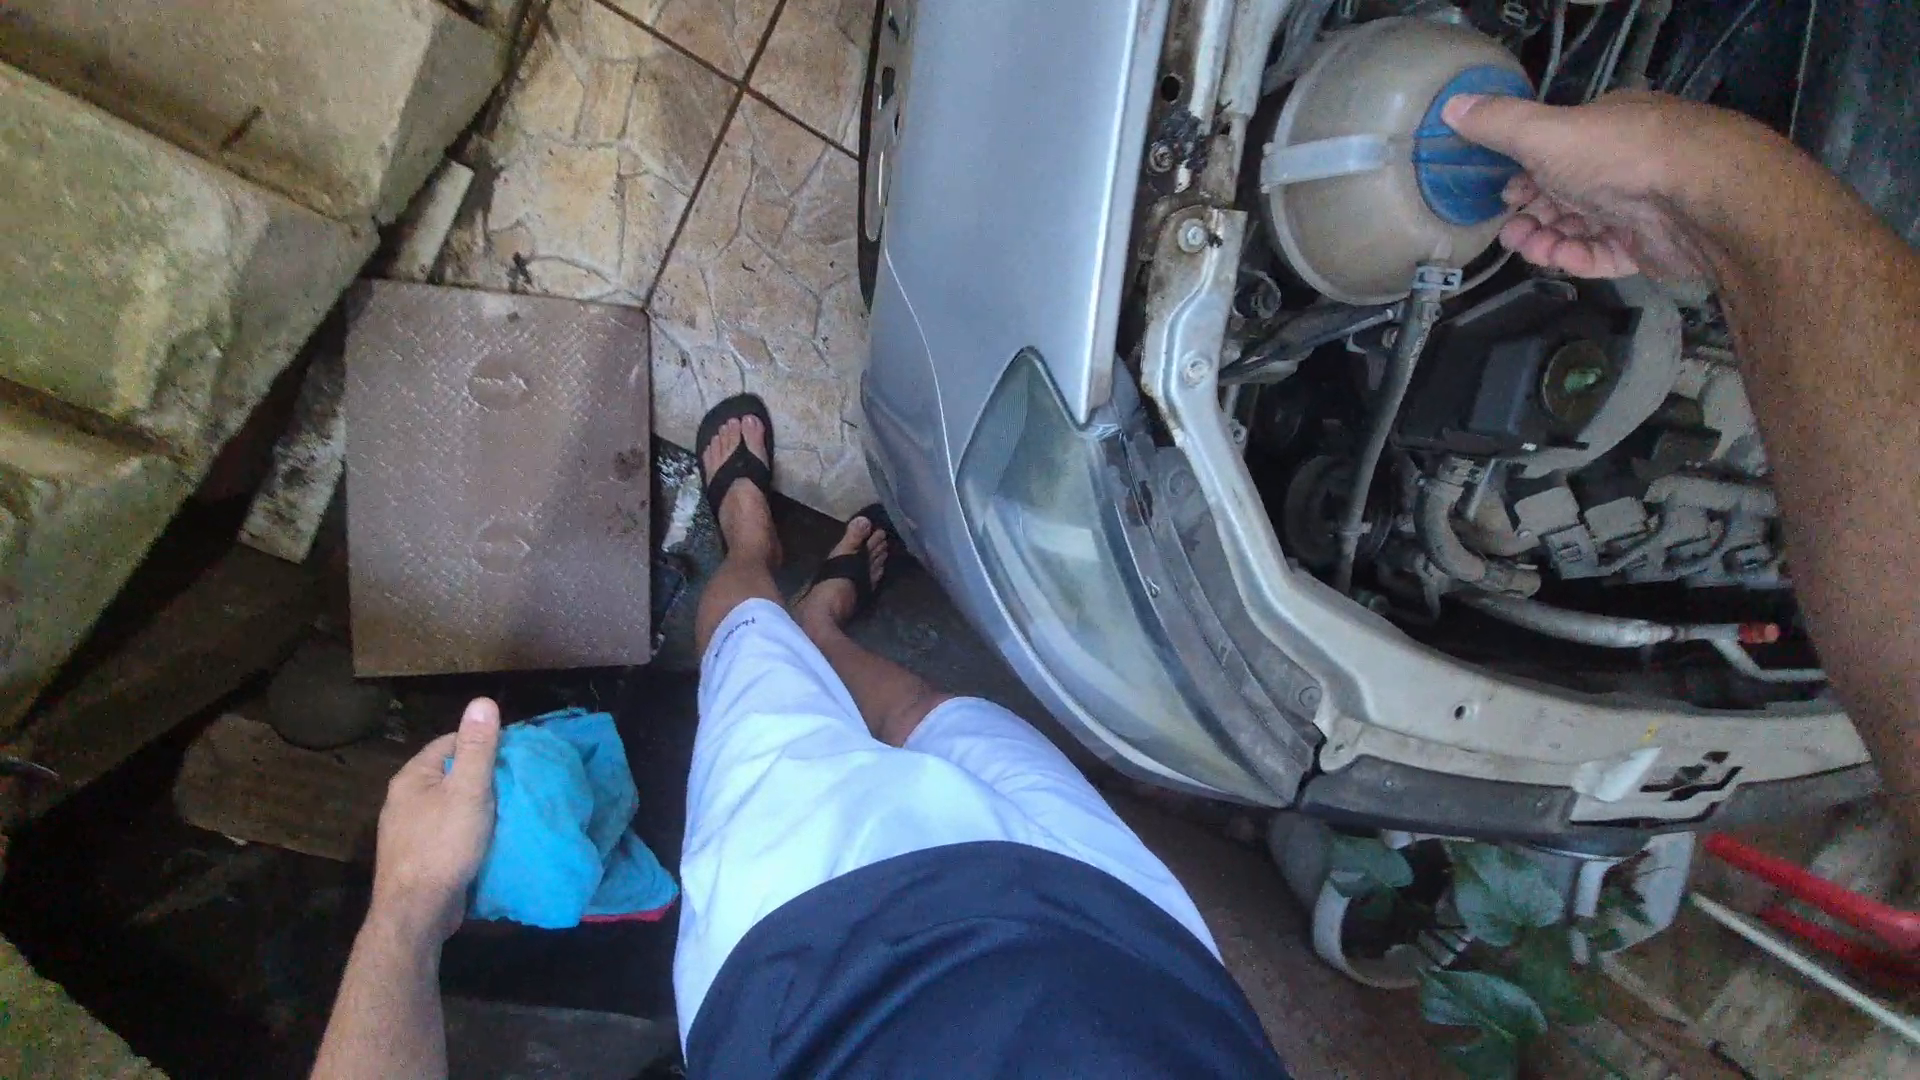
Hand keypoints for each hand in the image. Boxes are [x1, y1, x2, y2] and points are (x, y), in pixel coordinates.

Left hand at [368, 697, 500, 945]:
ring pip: (452, 800)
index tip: (515, 754)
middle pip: (453, 771)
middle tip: (517, 779)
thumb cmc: (444, 845)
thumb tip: (482, 701)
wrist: (418, 912)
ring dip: (479, 800)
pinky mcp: (419, 853)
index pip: (452, 742)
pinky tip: (490, 831)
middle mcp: (404, 799)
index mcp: (412, 778)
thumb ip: (478, 747)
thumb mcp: (469, 790)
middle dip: (485, 773)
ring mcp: (410, 828)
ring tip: (509, 803)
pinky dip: (471, 823)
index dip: (485, 743)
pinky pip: (450, 824)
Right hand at [1440, 91, 1766, 283]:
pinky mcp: (1642, 244)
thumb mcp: (1546, 133)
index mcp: (1604, 129)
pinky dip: (1572, 257)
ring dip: (1543, 241)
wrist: (1697, 198)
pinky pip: (1595, 254)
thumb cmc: (1621, 157)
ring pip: (1573, 228)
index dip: (1521, 179)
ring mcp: (1634, 206)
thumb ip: (1498, 124)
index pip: (1552, 155)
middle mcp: (1621, 164)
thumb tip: (1450, 105)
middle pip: (1558, 197)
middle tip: (1511, 233)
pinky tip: (1559, 258)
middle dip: (1527, 217)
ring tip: (1531, 248)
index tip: (1503, 199)